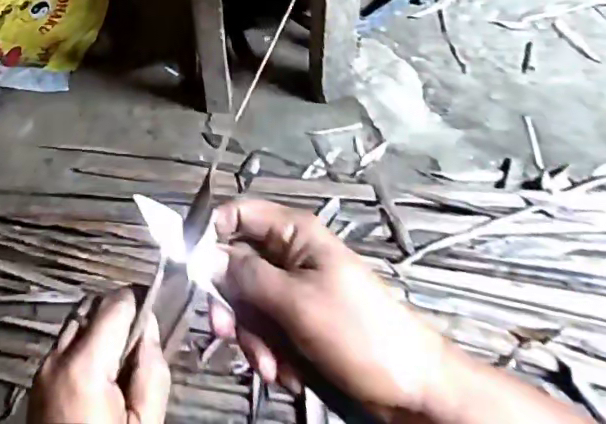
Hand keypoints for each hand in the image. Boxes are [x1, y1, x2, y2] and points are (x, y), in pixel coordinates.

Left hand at [30, 288, 170, 423]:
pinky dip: (83, 349)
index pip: (117, 302)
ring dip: (99, 331)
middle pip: (92, 306)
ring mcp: (41, 373)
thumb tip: (150, 330)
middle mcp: (56, 359)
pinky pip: (63, 350)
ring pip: (75, 325)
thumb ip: (152, 372)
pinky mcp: (35, 387)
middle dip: (119, 314)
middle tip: (143, 343)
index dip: (141, 302)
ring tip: (123, 364)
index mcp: (84, 365)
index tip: (158, 312)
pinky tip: (102, 379)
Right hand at [205, 199, 453, 420]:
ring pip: (250, 304)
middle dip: (232, 304)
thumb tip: (205, 255)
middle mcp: (291, 255)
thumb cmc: (358, 333)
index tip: (191, 266)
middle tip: (226, 332)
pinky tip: (288, 372)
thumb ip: (247, 276)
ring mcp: (296, 291)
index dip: (212, 234)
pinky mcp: (302, 324)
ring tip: (272, 366)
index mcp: (294, 234)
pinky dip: (271, 353)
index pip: (238, 214)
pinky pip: (268, 330)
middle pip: (237, 265)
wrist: (414, 391)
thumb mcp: (297, 302)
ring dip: (253, 338)